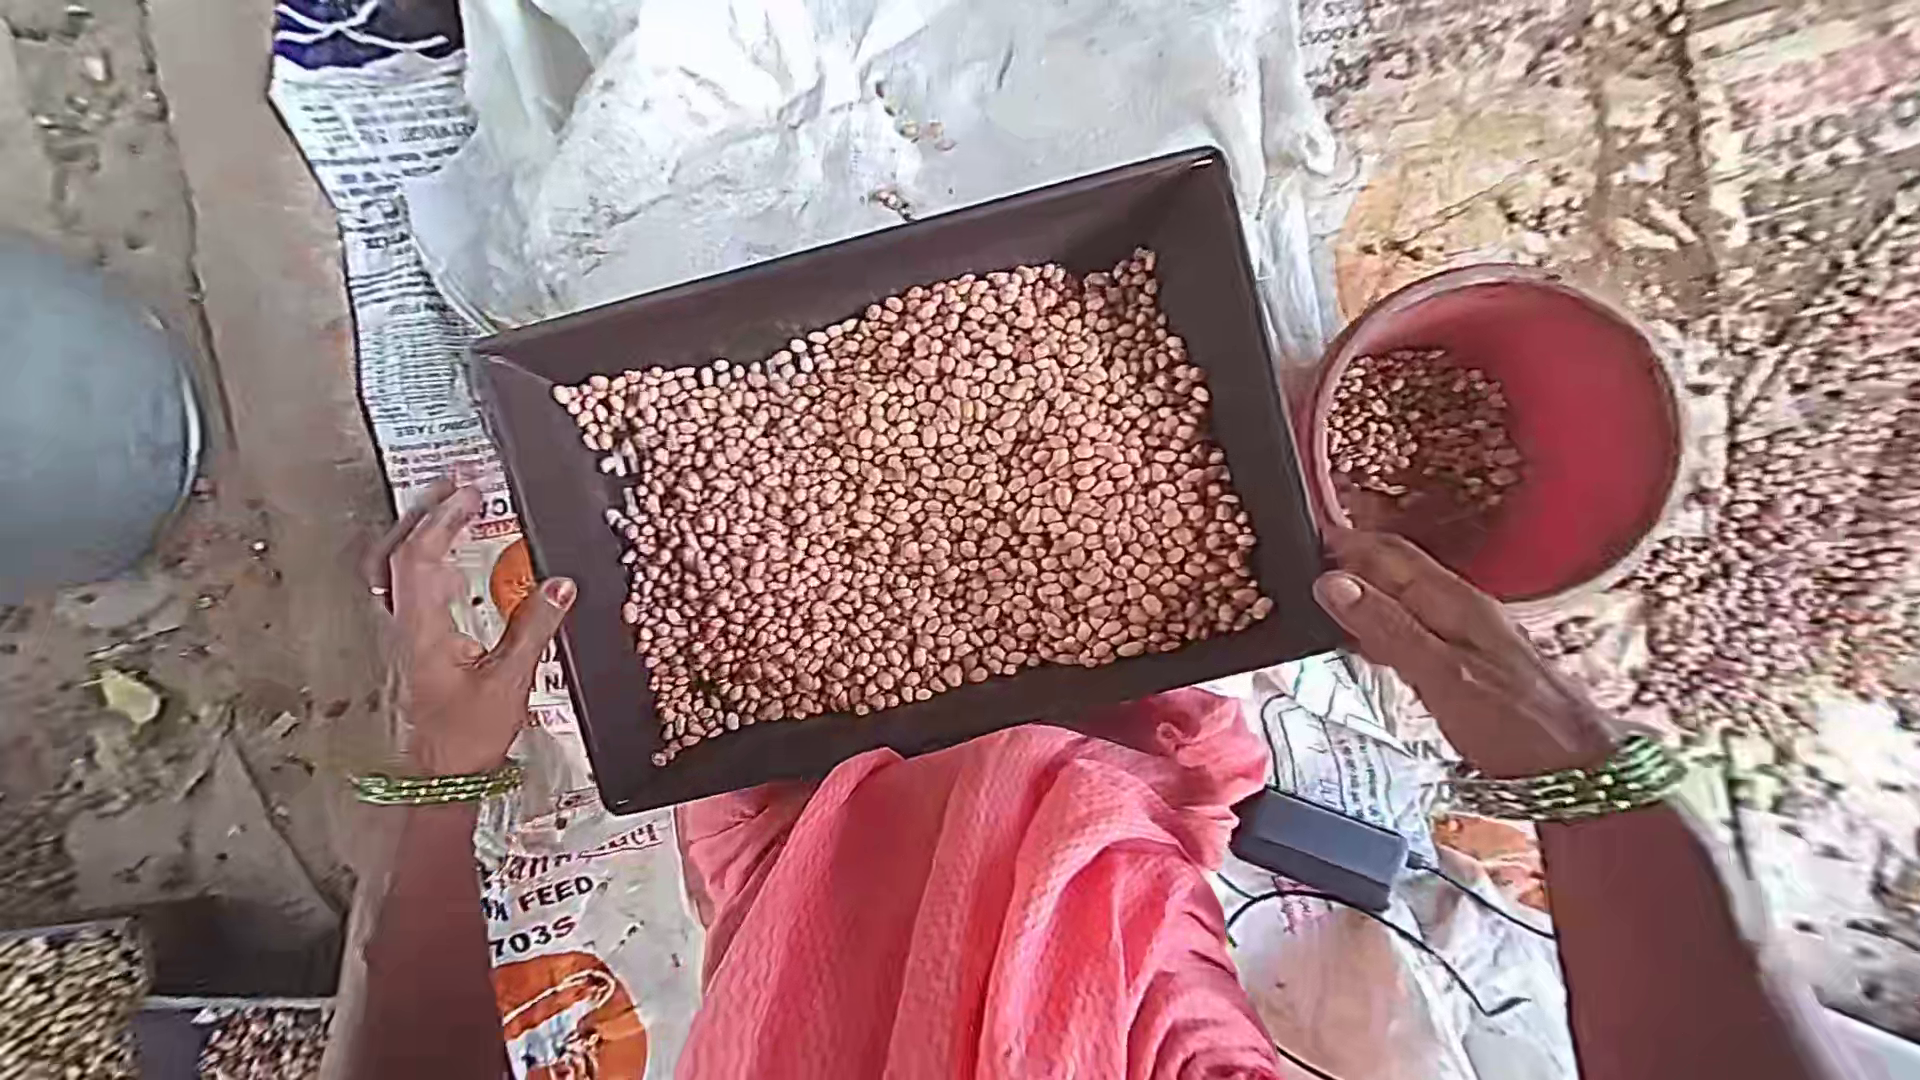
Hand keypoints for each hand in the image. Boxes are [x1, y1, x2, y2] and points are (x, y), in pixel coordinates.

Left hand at [364, 480, 575, 776]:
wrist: (438, 774)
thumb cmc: (469, 730)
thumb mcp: (511, 678)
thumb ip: (535, 627)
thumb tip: (562, 581)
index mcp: (421, 628)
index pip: (419, 559)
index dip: (442, 520)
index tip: (472, 493)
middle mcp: (402, 624)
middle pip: (393, 554)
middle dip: (424, 514)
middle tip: (459, 487)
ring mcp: (403, 633)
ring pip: (393, 570)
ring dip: (418, 533)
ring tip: (452, 510)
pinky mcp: (413, 643)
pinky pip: (407, 587)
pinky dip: (424, 559)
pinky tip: (451, 559)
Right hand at [1312, 527, 1617, 777]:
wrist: (1576, 773)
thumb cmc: (1512, 722)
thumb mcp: (1440, 672)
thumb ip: (1383, 625)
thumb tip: (1329, 582)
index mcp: (1451, 599)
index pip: (1387, 551)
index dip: (1343, 541)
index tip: (1296, 542)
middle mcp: (1452, 606)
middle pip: (1387, 570)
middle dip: (1342, 564)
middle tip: (1292, 575)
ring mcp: (1453, 632)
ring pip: (1390, 598)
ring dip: (1351, 596)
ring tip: (1308, 605)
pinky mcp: (1451, 658)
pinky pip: (1398, 627)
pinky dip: (1367, 627)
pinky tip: (1348, 641)